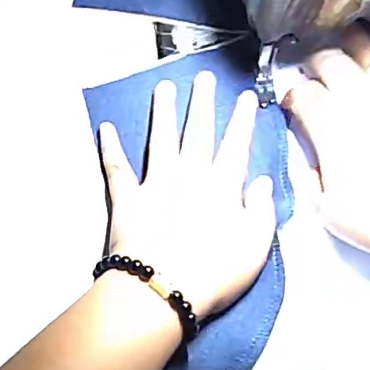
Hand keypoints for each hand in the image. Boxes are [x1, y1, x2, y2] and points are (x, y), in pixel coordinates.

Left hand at [100, 71, 278, 319]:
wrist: (160, 291)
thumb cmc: (213, 275)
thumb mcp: (255, 248)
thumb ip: (262, 211)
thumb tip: (262, 182)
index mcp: (222, 188)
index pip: (236, 146)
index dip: (242, 121)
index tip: (246, 98)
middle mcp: (189, 177)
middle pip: (197, 132)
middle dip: (202, 103)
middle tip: (204, 78)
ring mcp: (155, 185)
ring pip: (160, 139)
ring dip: (163, 112)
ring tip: (164, 88)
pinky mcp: (126, 200)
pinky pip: (117, 168)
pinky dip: (111, 148)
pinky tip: (107, 128)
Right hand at [283, 29, 369, 276]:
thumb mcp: (328, 210)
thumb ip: (308, 178)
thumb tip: (303, 161)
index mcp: (332, 125)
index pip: (302, 93)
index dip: (291, 93)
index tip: (288, 99)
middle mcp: (365, 100)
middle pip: (333, 60)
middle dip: (316, 58)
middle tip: (311, 62)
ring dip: (358, 44)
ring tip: (349, 40)